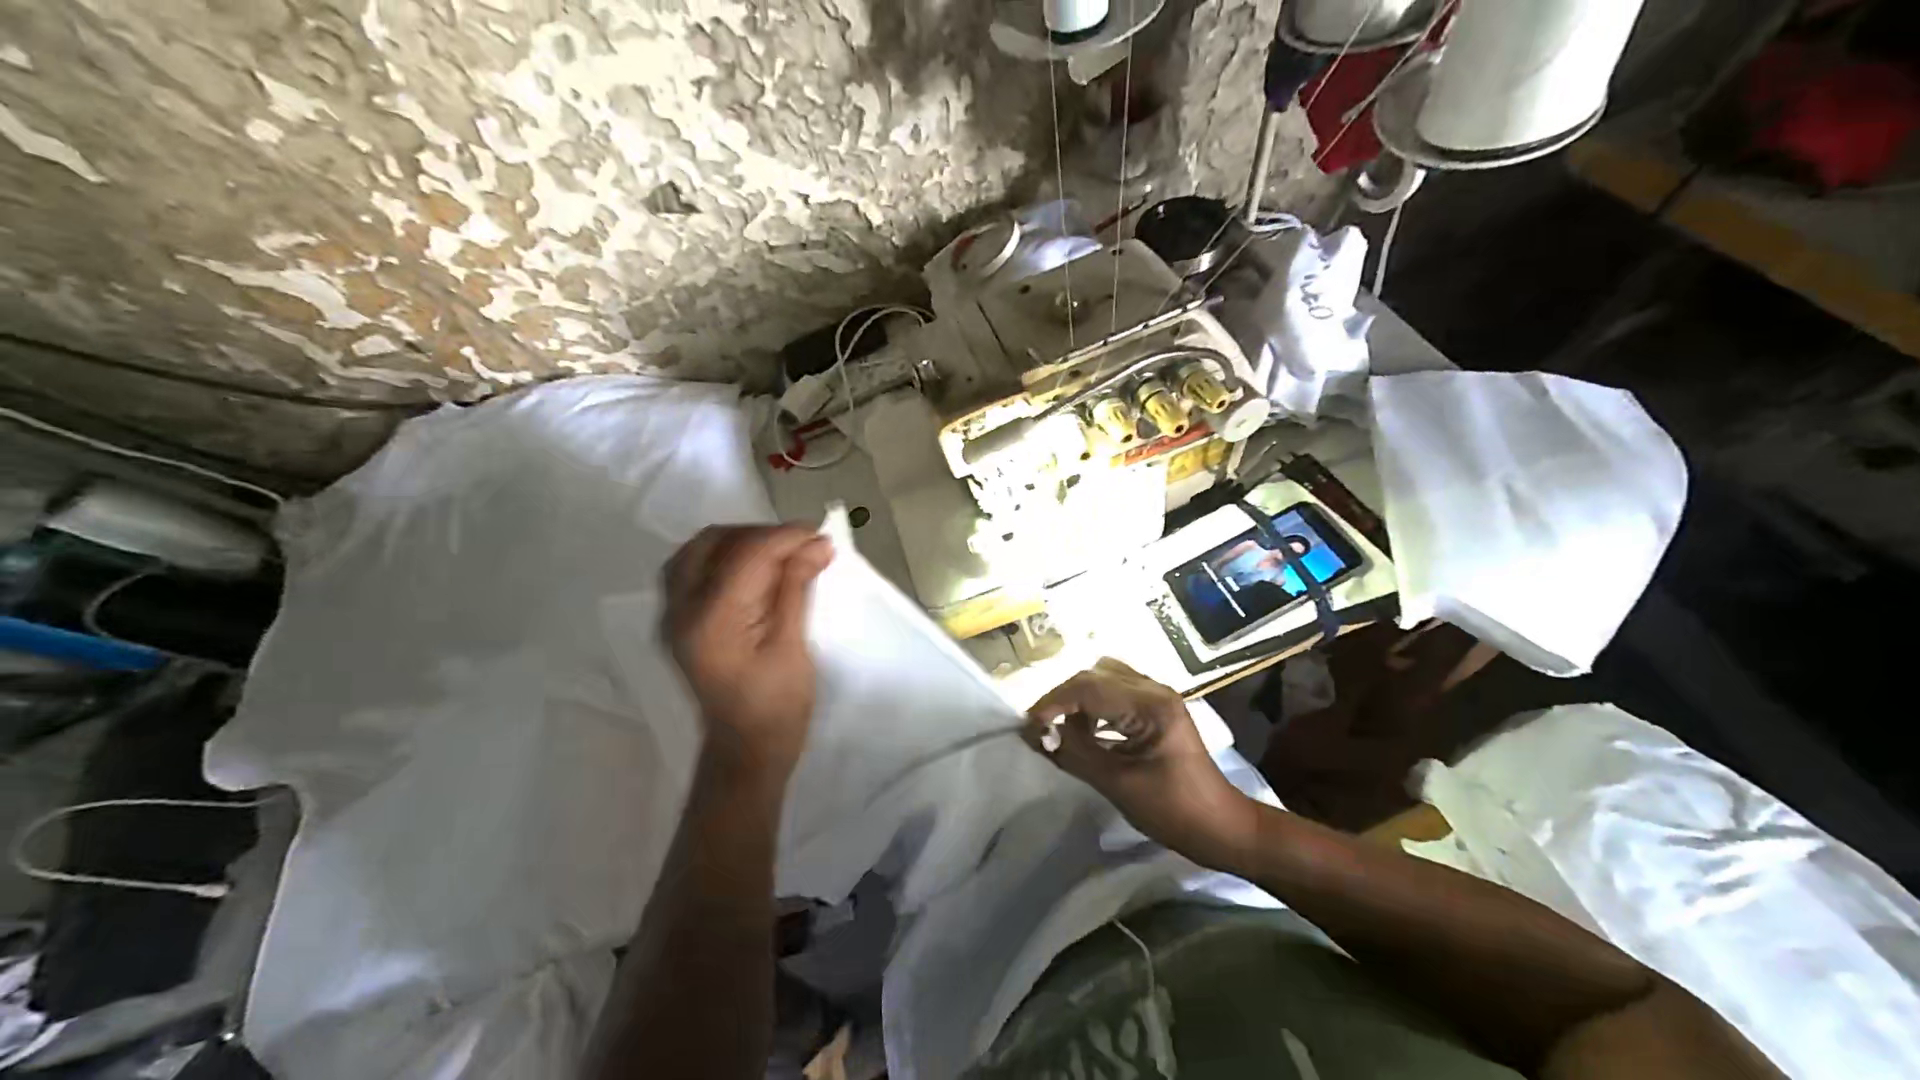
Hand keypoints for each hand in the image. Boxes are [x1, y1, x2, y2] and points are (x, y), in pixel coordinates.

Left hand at [663, 524, 833, 780]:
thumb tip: (817, 544)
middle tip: (801, 546)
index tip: (820, 535)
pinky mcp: (678, 621)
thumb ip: (797, 588)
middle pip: (713, 541)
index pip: (746, 554)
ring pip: (698, 550)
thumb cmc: (777, 707)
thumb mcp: (792, 646)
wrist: (746, 751)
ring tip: (780, 554)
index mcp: (710, 619)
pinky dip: (724, 557)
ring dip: (740, 542)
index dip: (786, 537)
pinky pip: (692, 568)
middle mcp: (679, 610)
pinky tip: (753, 569)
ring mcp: (672, 615)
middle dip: (760, 534)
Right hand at [1024, 659, 1259, 867]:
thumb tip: (1033, 734)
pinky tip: (1084, 729)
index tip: (1028, 727)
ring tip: (1060, 729)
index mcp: (1150, 705)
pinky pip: (1115, 692)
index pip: (1088, 688)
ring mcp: (1157, 696)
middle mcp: (1154, 689)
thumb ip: (1073, 753)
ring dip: (1077, 699)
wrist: (1221, 827)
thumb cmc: (1173, 810)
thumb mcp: (1117, 783)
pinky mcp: (1156, 708)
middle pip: (1093, 676)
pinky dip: (1093, 705)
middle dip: (1062, 699)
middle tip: (1040, 728)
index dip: (1052, 703)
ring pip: (1103, 679)